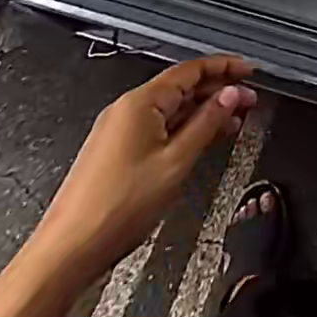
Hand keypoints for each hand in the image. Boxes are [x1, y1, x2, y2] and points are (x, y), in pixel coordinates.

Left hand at [38, 55, 256, 267]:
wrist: (69, 250)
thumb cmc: (114, 208)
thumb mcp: (176, 161)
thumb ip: (207, 123)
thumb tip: (230, 96)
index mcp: (140, 102)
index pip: (191, 69)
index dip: (224, 66)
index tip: (246, 69)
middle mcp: (127, 109)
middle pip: (182, 87)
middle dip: (218, 90)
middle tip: (247, 98)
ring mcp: (119, 129)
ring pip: (171, 108)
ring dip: (203, 111)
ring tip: (232, 120)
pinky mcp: (116, 150)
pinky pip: (158, 126)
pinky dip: (184, 128)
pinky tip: (200, 140)